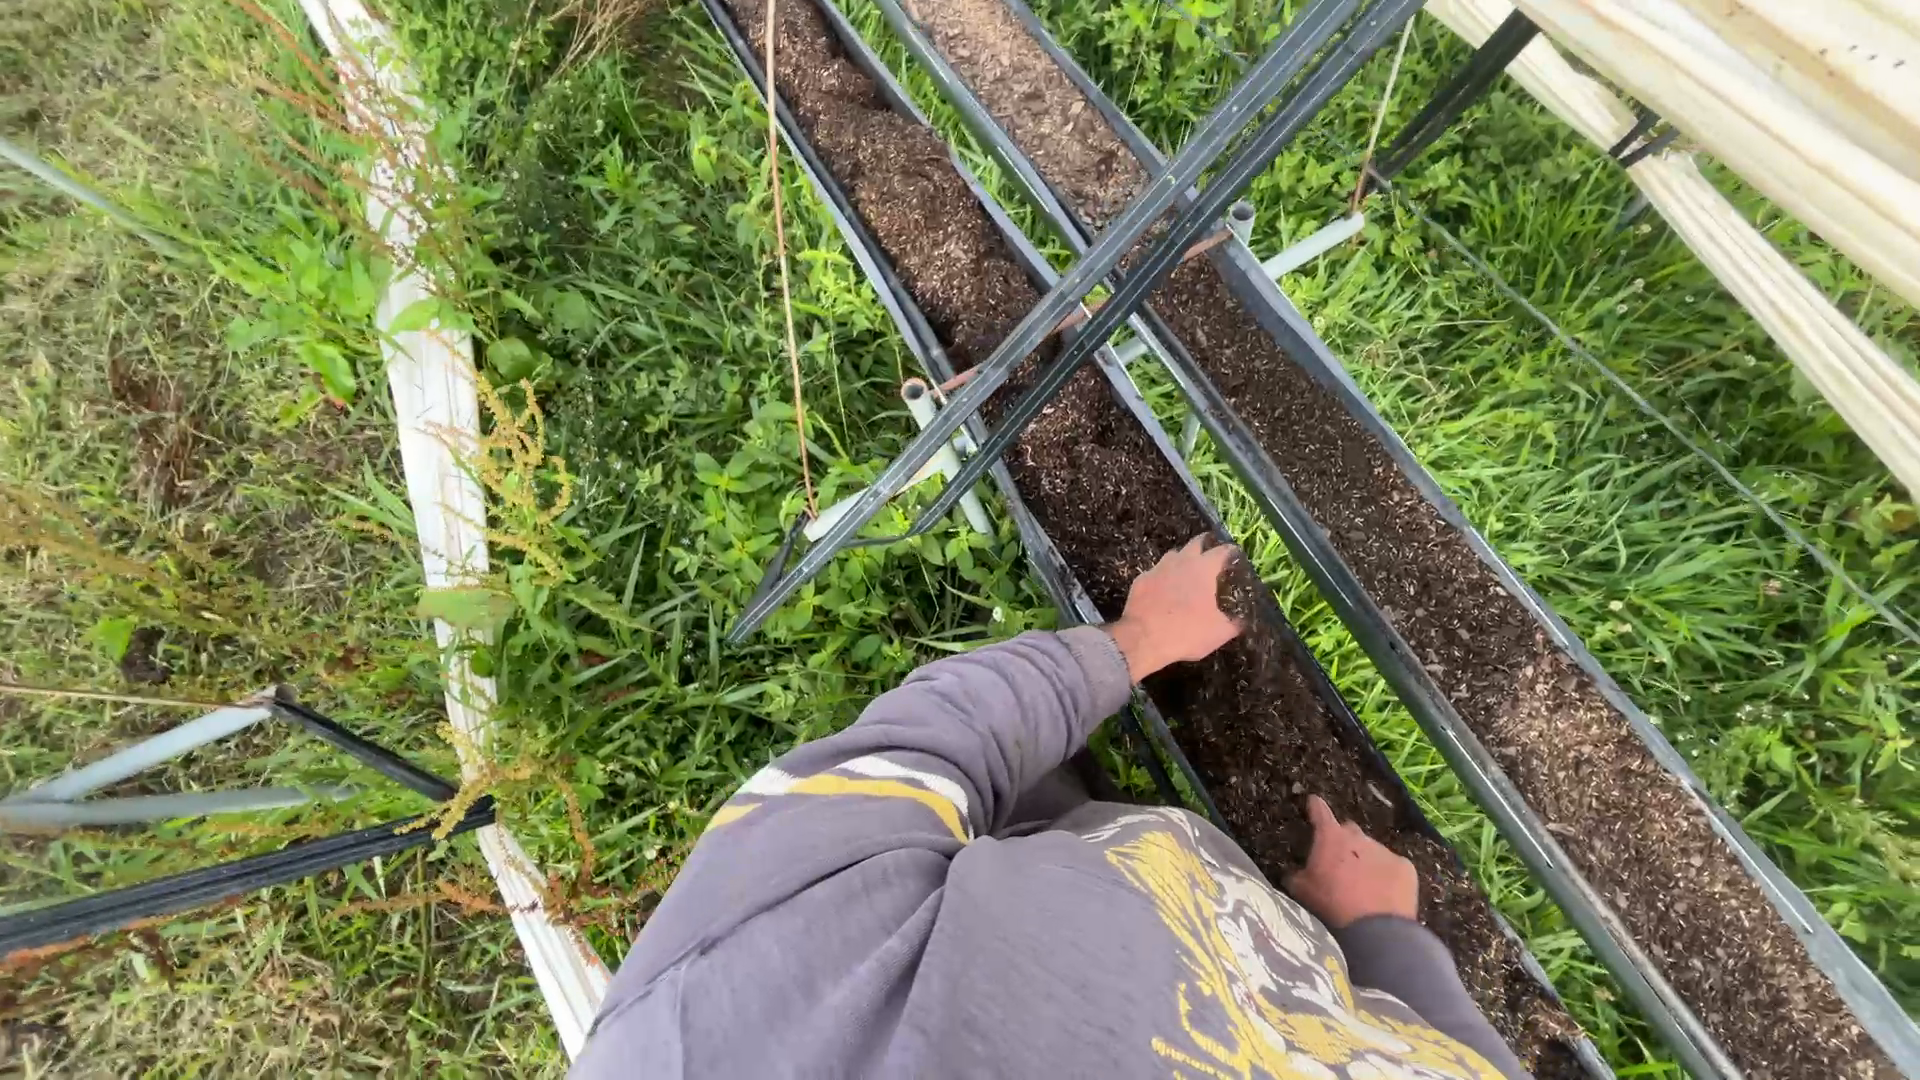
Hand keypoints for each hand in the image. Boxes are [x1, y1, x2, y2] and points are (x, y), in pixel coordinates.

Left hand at [1105, 534, 1241, 681]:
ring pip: (1174, 555)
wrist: (1142, 639)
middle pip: (1196, 543)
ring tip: (1189, 573)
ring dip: (1184, 560)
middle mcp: (1180, 561)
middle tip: (1213, 557)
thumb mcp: (1220, 632)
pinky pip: (1156, 572)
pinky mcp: (1141, 580)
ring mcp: (1157, 568)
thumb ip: (1236, 622)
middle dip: (1207, 545)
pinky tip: (1165, 589)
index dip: (1232, 553)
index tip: (1237, 559)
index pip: (1223, 550)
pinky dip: (1164, 577)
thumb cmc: (1186, 633)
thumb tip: (1244, 619)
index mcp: (1203, 568)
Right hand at [1284, 795, 1417, 928]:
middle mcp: (1357, 837)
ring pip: (1372, 850)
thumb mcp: (1302, 890)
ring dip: (1366, 861)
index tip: (1314, 801)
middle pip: (1349, 831)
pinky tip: (1384, 894)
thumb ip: (1295, 875)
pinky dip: (1388, 876)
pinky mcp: (1406, 867)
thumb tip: (1293, 873)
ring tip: (1365, 886)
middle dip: (1344, 843)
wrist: (1376, 930)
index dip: (1315, 806)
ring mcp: (1384, 850)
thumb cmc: (1332, 905)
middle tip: (1341, 864)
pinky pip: (1394, 867)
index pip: (1319, 811)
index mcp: (1329, 836)